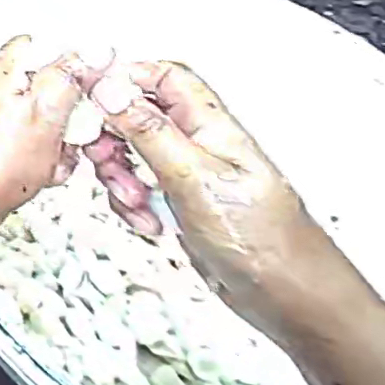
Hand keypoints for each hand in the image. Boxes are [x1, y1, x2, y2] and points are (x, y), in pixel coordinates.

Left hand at [0, 36, 98, 220]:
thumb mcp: (47, 113)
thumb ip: (69, 77)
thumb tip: (93, 52)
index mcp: (0, 68)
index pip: (43, 46)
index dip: (70, 64)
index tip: (86, 88)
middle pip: (44, 84)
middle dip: (64, 111)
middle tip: (66, 132)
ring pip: (39, 115)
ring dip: (54, 138)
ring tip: (50, 157)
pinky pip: (26, 137)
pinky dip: (39, 154)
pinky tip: (40, 170)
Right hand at [91, 60, 356, 335]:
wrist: (292, 308)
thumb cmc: (266, 246)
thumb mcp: (195, 180)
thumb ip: (149, 130)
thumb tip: (110, 88)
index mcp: (210, 125)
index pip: (161, 76)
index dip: (123, 78)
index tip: (91, 96)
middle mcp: (196, 142)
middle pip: (135, 112)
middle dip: (111, 135)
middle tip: (104, 157)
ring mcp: (184, 171)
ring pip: (128, 150)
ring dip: (117, 174)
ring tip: (133, 199)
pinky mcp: (174, 199)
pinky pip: (133, 185)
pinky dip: (128, 201)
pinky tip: (146, 219)